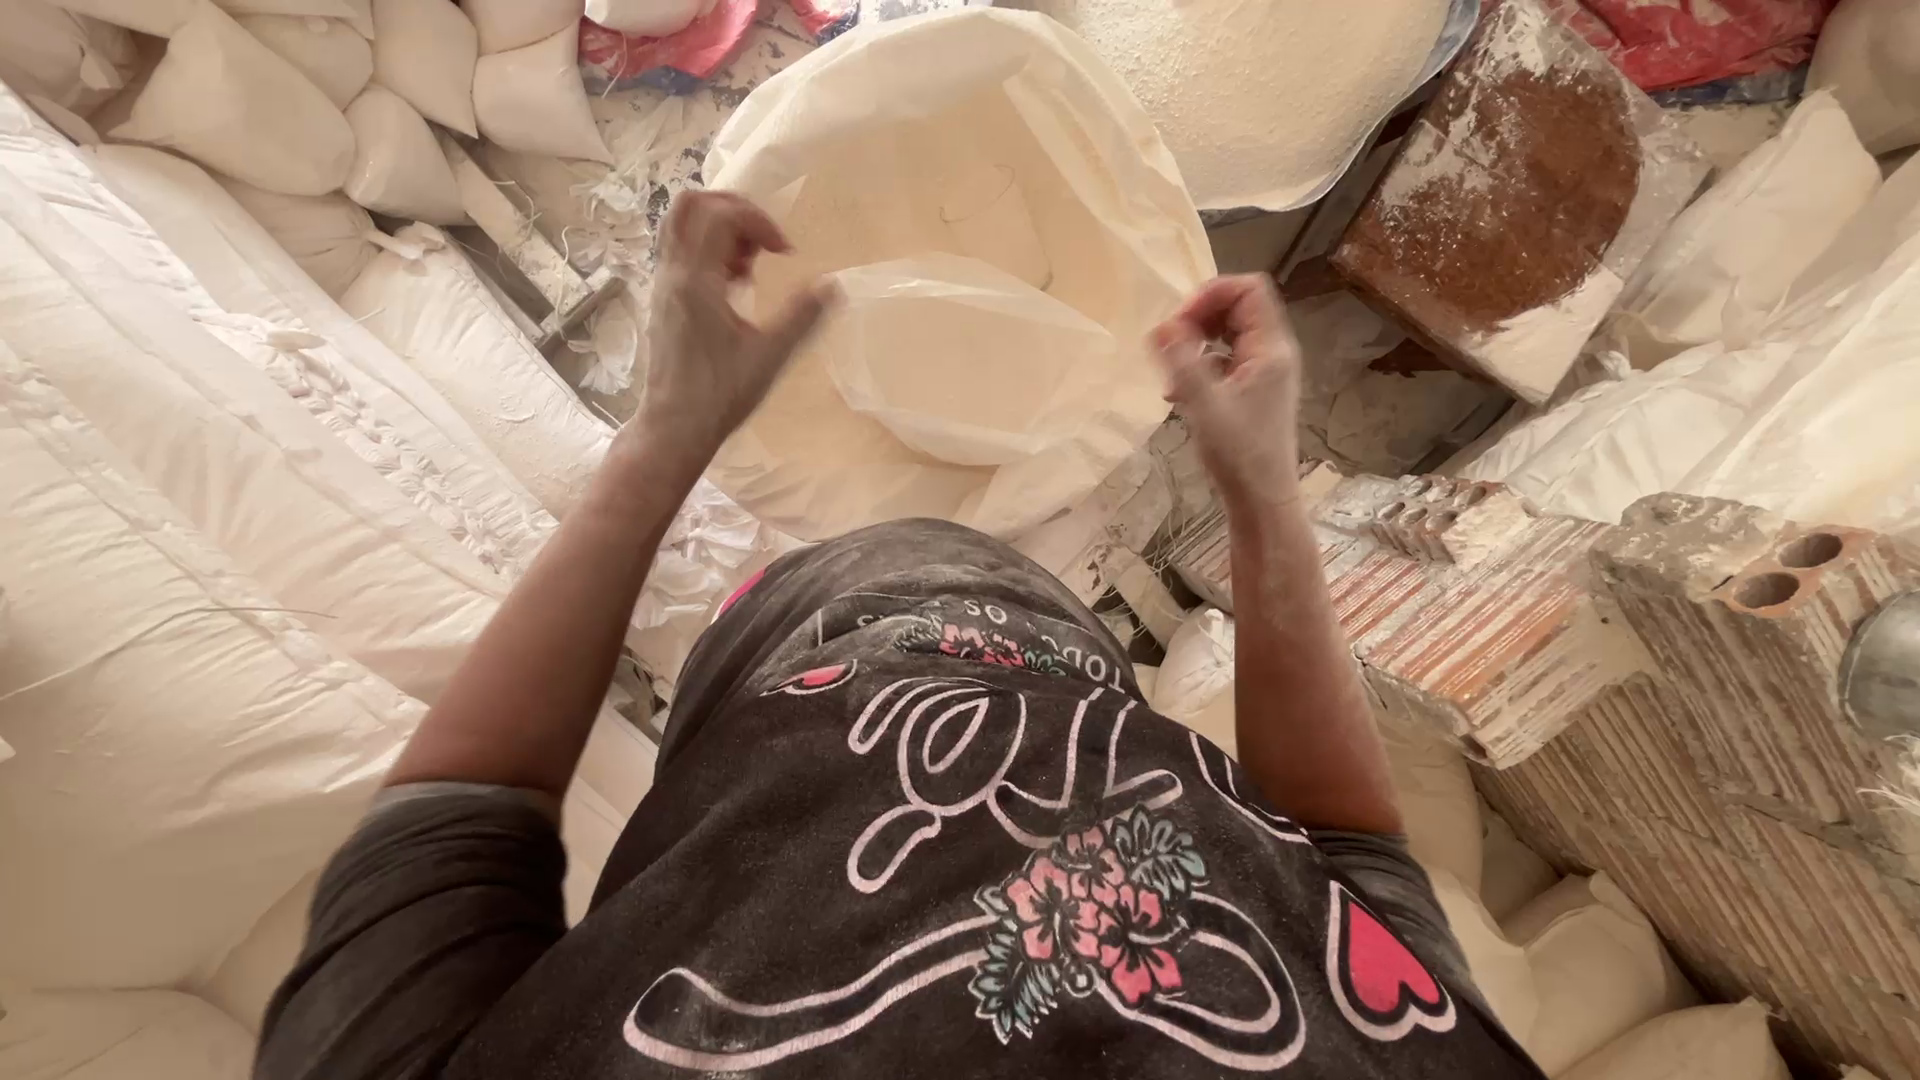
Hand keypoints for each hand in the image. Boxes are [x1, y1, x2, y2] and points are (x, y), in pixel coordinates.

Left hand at [639, 190, 837, 453]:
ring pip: (683, 225)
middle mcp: (672, 272)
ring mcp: (663, 284)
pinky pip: (682, 250)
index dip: (759, 221)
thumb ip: (802, 317)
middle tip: (765, 243)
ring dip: (721, 230)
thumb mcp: (770, 356)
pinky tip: (736, 286)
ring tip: (753, 265)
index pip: (721, 215)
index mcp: (696, 279)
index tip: (786, 253)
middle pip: (692, 204)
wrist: (674, 426)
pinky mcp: (664, 299)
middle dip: (736, 211)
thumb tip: (834, 287)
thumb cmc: (721, 394)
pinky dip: (711, 250)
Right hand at [1150, 275, 1304, 508]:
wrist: (1261, 498)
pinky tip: (1178, 393)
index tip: (1177, 323)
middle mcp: (1273, 353)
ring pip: (1228, 334)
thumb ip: (1181, 362)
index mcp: (1271, 348)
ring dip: (1195, 343)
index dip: (1210, 295)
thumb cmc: (1238, 454)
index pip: (1248, 289)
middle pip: (1237, 307)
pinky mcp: (1252, 391)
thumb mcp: (1204, 405)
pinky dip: (1199, 365)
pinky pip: (1225, 360)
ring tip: (1171, 373)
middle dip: (1198, 317)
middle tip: (1169, 345)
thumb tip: (1160, 326)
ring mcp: (1263, 372)